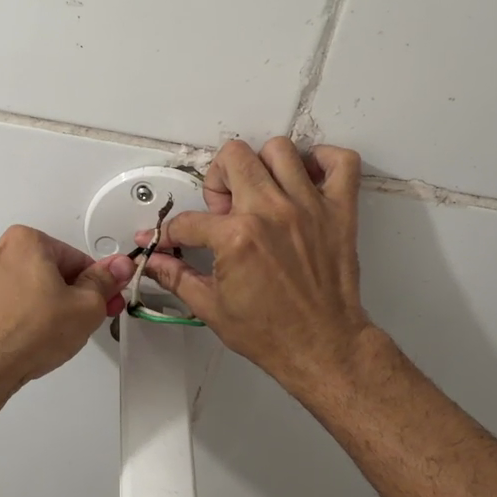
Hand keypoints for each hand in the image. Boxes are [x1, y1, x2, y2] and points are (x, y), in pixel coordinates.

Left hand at [0, 226, 135, 391]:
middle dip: (73, 295)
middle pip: (52, 271)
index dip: (97, 284)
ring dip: (50, 306)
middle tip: (85, 321)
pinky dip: (27, 316)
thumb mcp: (86, 306)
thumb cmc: (27, 333)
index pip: (77, 258)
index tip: (105, 301)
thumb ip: (105, 282)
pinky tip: (35, 338)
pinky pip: (12, 303)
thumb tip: (117, 267)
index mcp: (27, 240)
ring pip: (32, 288)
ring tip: (57, 334)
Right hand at [144, 138, 372, 395]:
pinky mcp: (339, 212)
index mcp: (236, 238)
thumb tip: (155, 261)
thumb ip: (177, 277)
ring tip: (259, 193)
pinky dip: (324, 160)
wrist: (320, 347)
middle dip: (217, 180)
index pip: (188, 220)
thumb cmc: (271, 333)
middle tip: (222, 209)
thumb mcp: (210, 307)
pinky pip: (341, 161)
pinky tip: (304, 180)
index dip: (171, 232)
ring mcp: (308, 207)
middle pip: (233, 157)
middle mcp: (272, 213)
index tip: (171, 239)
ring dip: (262, 166)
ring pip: (280, 149)